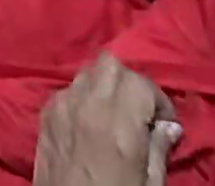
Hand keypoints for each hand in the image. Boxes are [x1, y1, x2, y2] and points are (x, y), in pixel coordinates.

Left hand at [35, 53, 182, 185]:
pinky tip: (91, 122)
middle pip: (109, 64)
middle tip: (141, 112)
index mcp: (117, 125)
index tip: (166, 122)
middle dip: (130, 82)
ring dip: (105, 85)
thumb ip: (158, 150)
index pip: (138, 82)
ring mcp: (61, 104)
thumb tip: (169, 126)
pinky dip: (84, 95)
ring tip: (116, 115)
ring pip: (87, 71)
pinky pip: (68, 88)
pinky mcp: (45, 111)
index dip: (158, 99)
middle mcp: (87, 104)